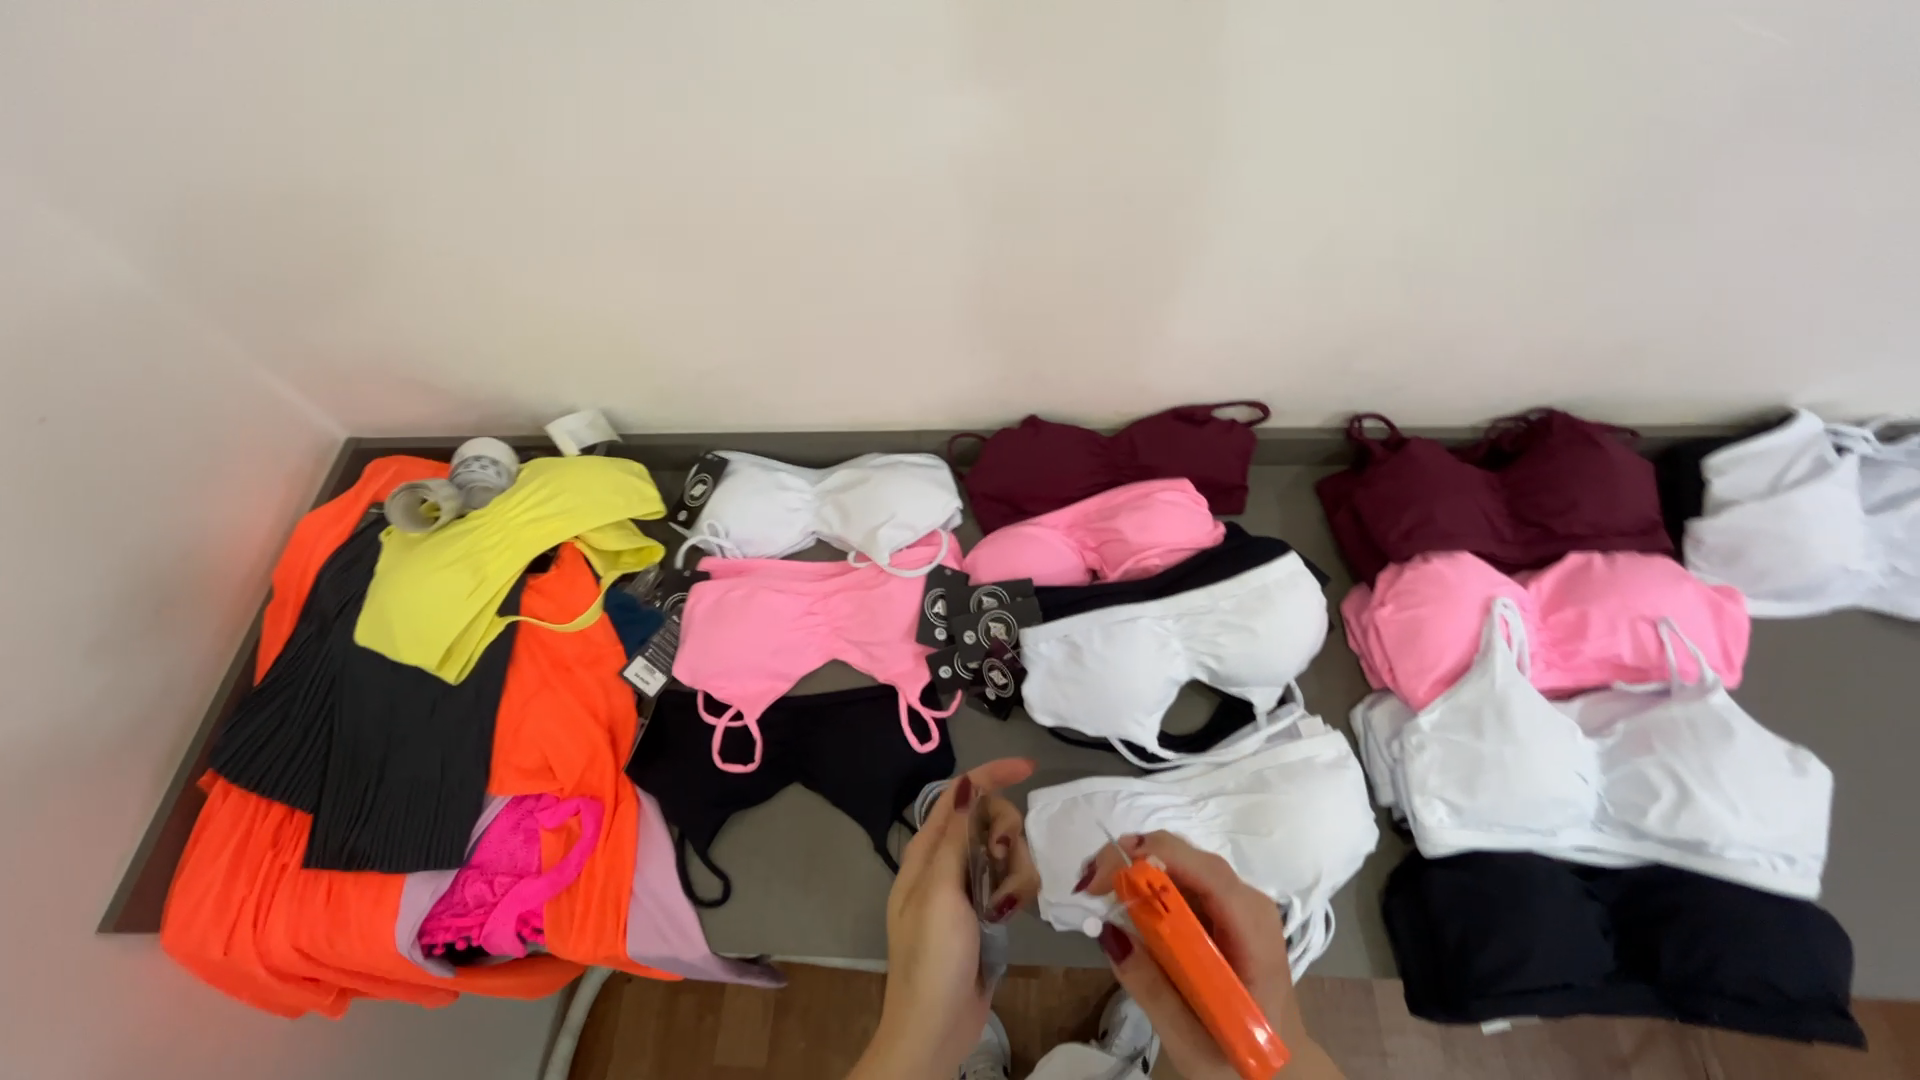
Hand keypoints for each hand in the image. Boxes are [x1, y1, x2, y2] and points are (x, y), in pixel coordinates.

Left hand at [848, 758, 1039, 1079]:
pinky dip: (1017, 891)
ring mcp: (969, 887)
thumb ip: (956, 837)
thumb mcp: (940, 892)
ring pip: (1008, 852)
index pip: (959, 794)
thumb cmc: (932, 956)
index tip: (1028, 768)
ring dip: (1015, 871)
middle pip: (990, 820)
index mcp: (927, 851)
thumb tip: (967, 784)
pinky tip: (1011, 914)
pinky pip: (1013, 882)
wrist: (936, 1026)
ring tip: (1006, 904)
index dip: (991, 774)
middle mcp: (947, 861)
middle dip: (1008, 834)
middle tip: (1005, 858)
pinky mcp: (988, 910)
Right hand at [1081, 832, 1343, 1079]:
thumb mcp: (1193, 1042)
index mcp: (1254, 933)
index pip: (1209, 874)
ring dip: (1134, 866)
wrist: (1280, 1069)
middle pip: (1189, 857)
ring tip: (1095, 888)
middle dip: (1133, 858)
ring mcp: (1235, 902)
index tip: (1104, 876)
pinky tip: (1119, 894)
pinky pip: (1179, 878)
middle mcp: (1248, 903)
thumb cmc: (1243, 1060)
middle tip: (1088, 884)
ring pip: (1180, 861)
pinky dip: (1144, 880)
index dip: (1155, 859)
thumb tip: (1108, 931)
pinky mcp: (1221, 907)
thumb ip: (1152, 991)